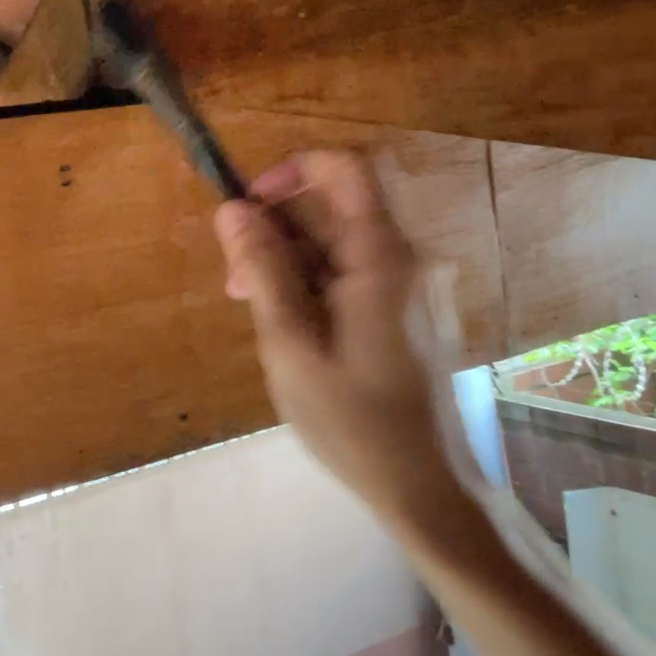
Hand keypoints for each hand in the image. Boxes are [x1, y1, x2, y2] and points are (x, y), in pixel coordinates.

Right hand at [212, 151, 454, 525]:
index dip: (291, 170)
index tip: (248, 208)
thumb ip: (262, 269)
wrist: (423, 488)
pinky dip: (309, 283)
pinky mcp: (403, 311)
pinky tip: (287, 327)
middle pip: (333, 206)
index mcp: (380, 257)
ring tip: (252, 307)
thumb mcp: (290, 342)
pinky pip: (349, 272)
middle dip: (274, 228)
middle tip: (236, 280)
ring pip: (336, 242)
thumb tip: (232, 209)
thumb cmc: (351, 418)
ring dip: (286, 260)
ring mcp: (406, 286)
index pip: (345, 167)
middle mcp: (401, 259)